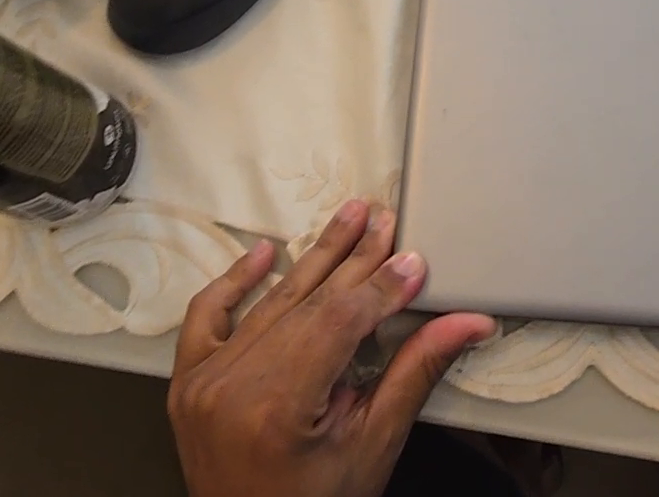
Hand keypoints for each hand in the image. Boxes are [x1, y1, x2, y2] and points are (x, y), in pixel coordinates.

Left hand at [169, 199, 495, 496]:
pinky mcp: (189, 381)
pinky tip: (266, 250)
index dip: (381, 287)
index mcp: (278, 408)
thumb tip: (469, 323)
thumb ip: (417, 371)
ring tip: (349, 216)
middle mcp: (233, 387)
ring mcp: (205, 381)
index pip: (339, 322)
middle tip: (385, 220)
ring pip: (272, 301)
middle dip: (356, 259)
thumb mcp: (376, 443)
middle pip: (310, 302)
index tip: (414, 260)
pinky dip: (235, 280)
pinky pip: (208, 315)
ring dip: (315, 255)